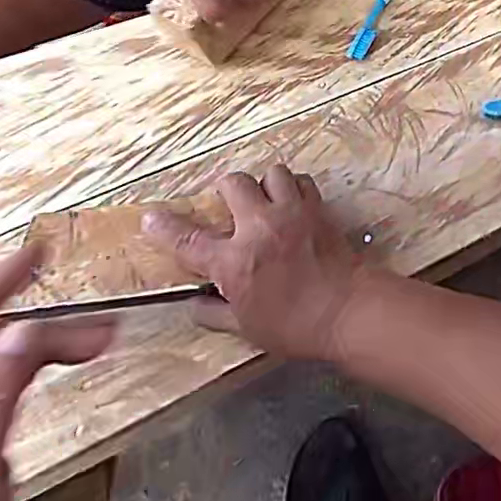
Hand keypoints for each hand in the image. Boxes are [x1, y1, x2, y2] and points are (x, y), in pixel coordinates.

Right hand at [144, 166, 375, 361]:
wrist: (347, 307)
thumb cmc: (294, 325)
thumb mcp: (243, 327)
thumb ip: (214, 311)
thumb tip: (197, 302)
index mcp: (234, 261)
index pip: (189, 239)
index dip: (166, 227)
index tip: (152, 217)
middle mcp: (262, 227)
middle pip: (235, 184)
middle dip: (224, 188)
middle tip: (226, 203)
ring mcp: (294, 212)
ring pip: (273, 173)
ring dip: (263, 183)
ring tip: (263, 199)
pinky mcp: (320, 208)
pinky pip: (302, 182)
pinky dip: (293, 186)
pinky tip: (291, 202)